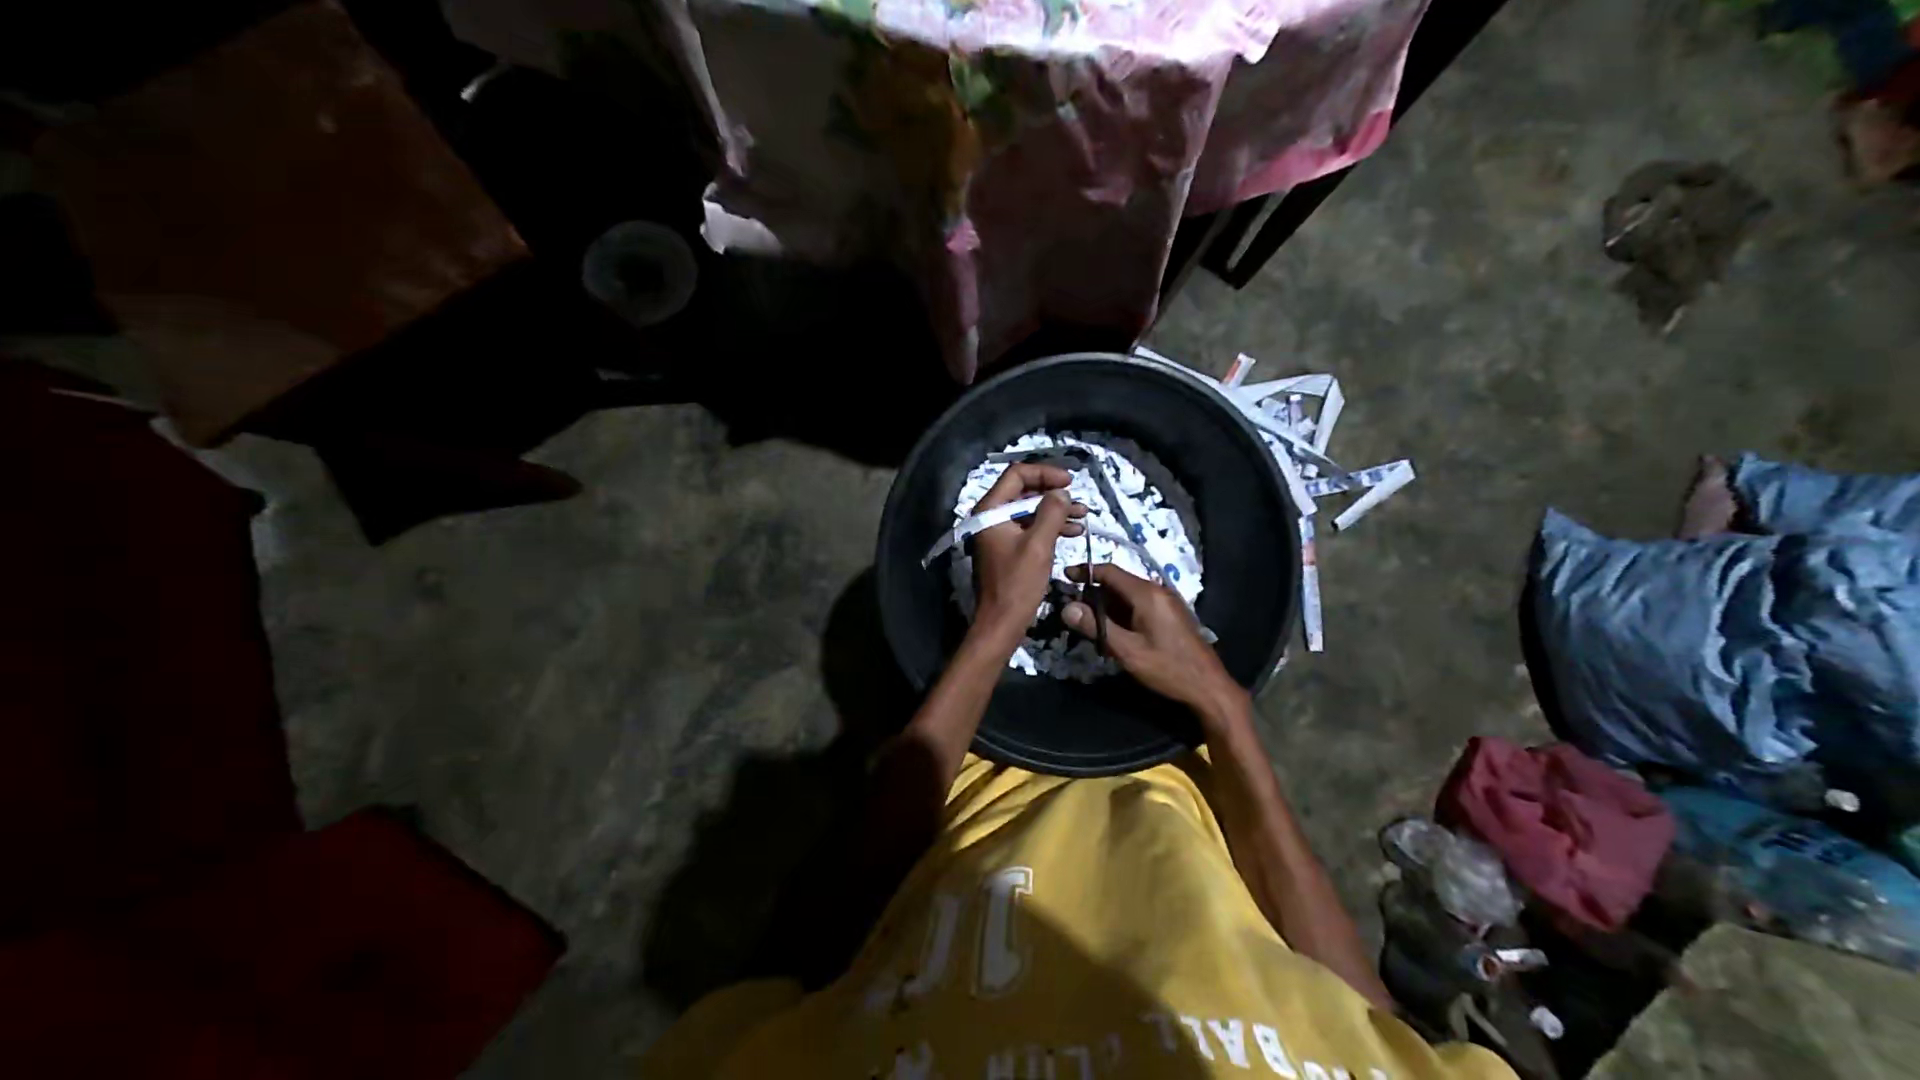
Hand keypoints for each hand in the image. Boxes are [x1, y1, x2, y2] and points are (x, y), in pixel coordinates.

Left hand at [970, 463, 1085, 634]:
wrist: (1001, 623)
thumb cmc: (1017, 584)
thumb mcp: (1039, 545)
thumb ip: (1051, 513)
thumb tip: (1062, 492)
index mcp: (989, 511)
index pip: (1016, 475)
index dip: (1045, 473)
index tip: (1070, 482)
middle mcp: (989, 517)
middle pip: (1022, 491)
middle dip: (1052, 493)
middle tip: (1078, 498)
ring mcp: (997, 534)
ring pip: (1028, 511)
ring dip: (1055, 511)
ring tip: (1082, 515)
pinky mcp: (1006, 549)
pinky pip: (1028, 529)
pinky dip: (1049, 527)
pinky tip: (1072, 531)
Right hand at [1062, 563, 1243, 715]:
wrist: (1208, 687)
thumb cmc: (1167, 667)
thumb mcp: (1127, 650)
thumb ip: (1096, 627)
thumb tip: (1067, 608)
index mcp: (1147, 594)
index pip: (1109, 571)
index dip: (1085, 571)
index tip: (1064, 577)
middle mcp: (1157, 591)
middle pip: (1118, 582)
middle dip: (1093, 592)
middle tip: (1073, 609)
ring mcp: (1166, 602)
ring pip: (1127, 595)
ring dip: (1107, 605)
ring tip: (1089, 623)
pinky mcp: (1170, 615)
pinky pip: (1138, 604)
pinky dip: (1121, 612)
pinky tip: (1113, 631)